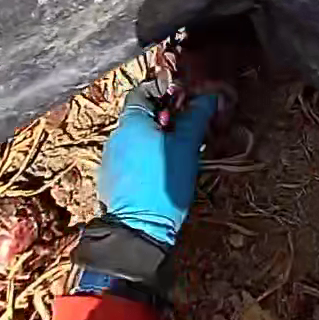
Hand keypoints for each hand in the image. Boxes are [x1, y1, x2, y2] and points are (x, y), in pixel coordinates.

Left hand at [95, 85, 219, 246]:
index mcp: (131, 123)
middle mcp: (116, 136)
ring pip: (137, 137)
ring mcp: (110, 159)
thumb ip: (196, 118)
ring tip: (180, 152)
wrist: (138, 229)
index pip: (143, 91)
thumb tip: (208, 97)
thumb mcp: (186, 147)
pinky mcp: (111, 178)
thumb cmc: (164, 182)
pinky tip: (163, 171)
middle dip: (166, 117)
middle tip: (190, 128)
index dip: (165, 91)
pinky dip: (147, 155)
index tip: (185, 100)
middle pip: (142, 115)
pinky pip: (131, 156)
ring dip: (158, 138)